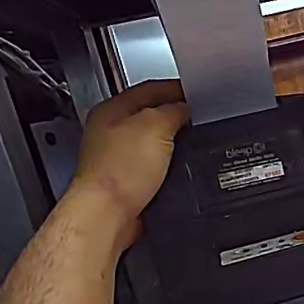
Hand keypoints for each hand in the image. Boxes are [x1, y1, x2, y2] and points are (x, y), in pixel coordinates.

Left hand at [66, 80, 188, 245]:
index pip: (147, 90)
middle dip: (173, 117)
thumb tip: (183, 111)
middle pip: (148, 117)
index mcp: (111, 111)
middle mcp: (110, 134)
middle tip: (194, 118)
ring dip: (170, 145)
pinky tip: (175, 171)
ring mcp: (117, 160)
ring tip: (188, 144)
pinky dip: (167, 168)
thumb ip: (172, 111)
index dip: (173, 89)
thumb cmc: (117, 172)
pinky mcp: (127, 183)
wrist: (108, 215)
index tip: (193, 93)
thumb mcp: (155, 126)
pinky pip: (153, 169)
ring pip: (151, 144)